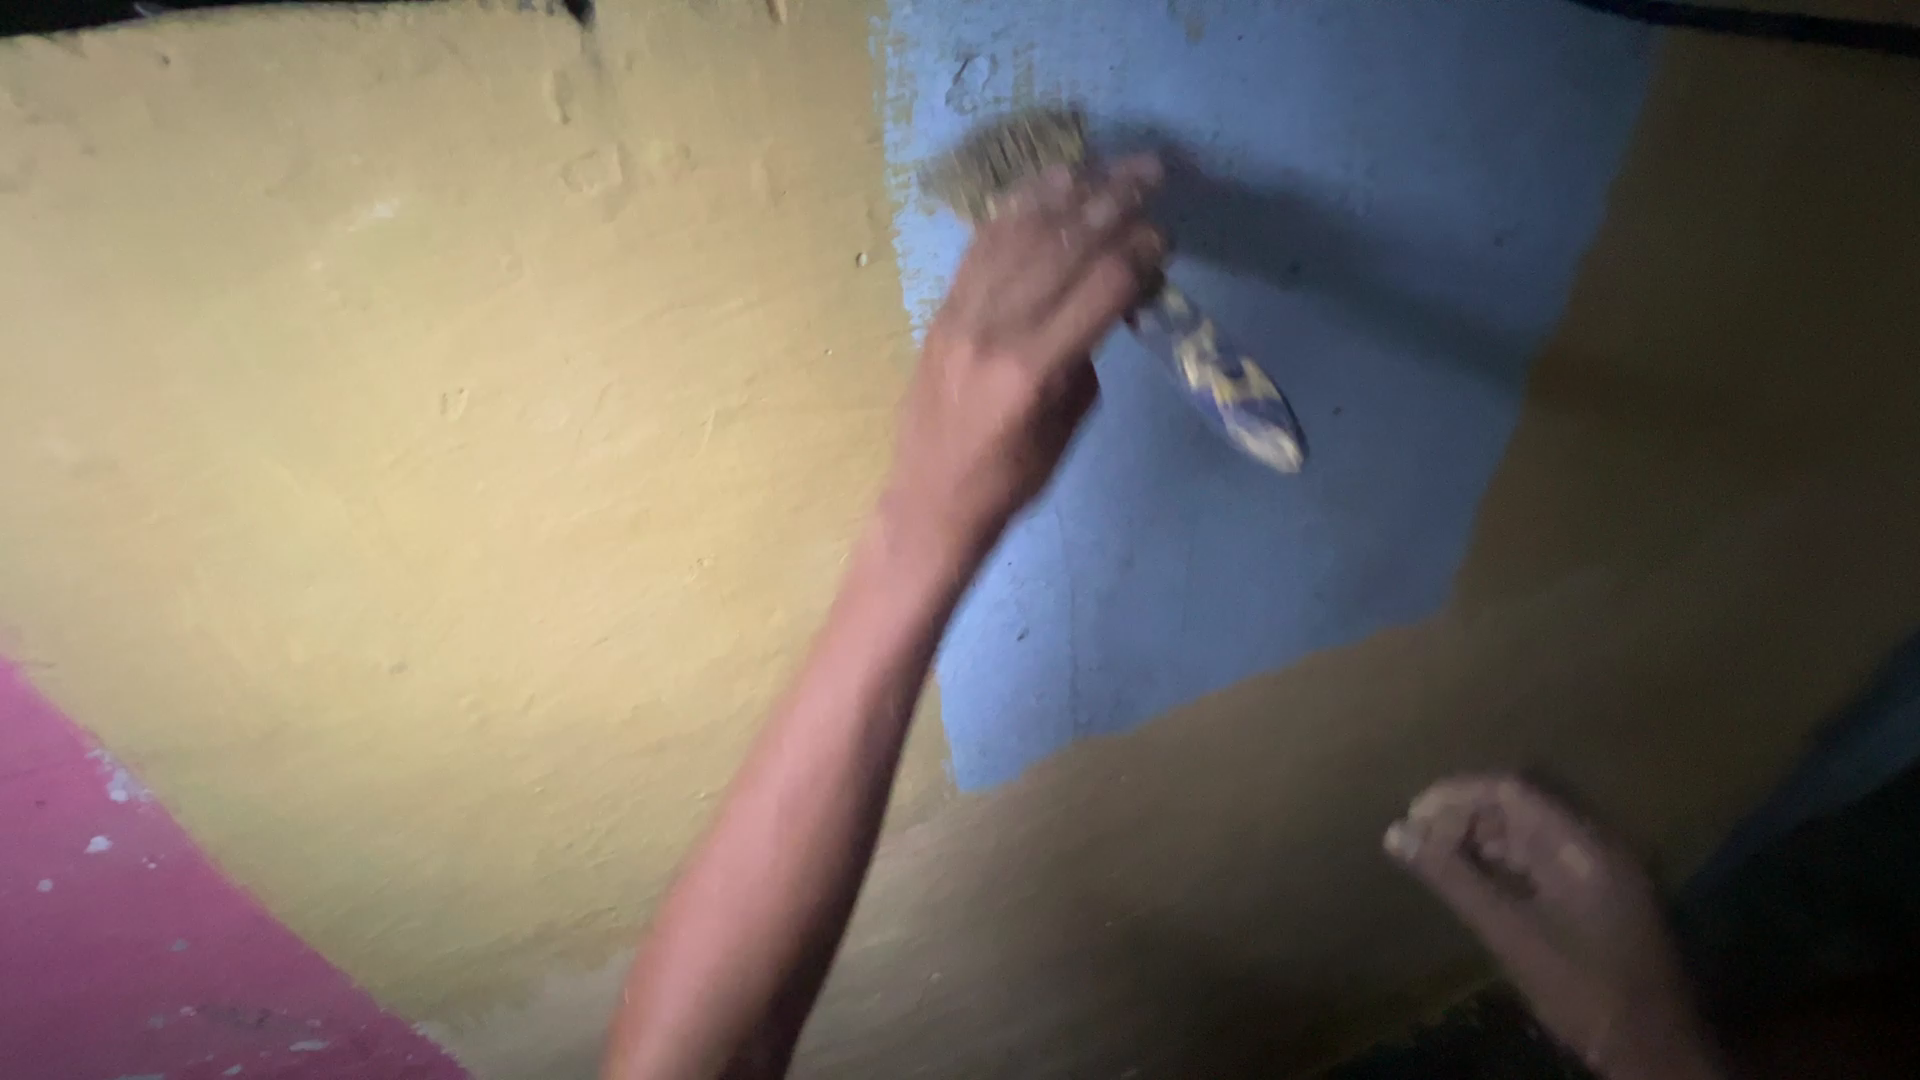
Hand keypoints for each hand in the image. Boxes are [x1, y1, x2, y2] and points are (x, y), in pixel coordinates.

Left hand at [884, 155, 1167, 555]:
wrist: (931, 497)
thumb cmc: (1010, 479)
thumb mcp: (1067, 425)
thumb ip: (1086, 356)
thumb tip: (1106, 301)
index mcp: (1034, 369)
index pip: (1103, 284)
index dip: (1142, 250)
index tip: (1165, 237)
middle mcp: (995, 329)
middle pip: (1064, 243)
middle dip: (1115, 200)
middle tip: (1153, 170)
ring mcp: (960, 314)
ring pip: (1019, 232)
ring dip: (1066, 191)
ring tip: (1104, 165)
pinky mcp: (940, 310)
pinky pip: (980, 245)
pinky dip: (1016, 209)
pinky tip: (1044, 186)